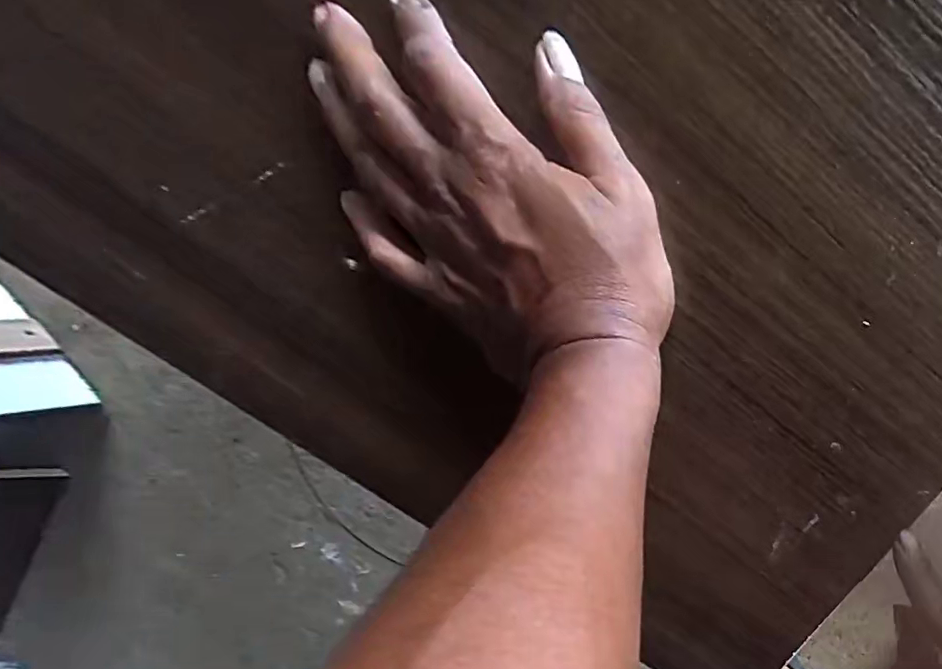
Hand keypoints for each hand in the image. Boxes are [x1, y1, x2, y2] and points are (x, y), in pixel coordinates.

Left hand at [309, 1, 673, 382]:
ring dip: (341, 123)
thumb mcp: (621, 188)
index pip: (439, 72)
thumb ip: (580, 117)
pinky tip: (349, 200)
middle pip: (385, 114)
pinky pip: (387, 253)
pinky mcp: (442, 292)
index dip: (418, 28)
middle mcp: (451, 192)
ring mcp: (439, 245)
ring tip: (320, 82)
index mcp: (495, 158)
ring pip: (373, 173)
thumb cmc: (616, 277)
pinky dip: (363, 224)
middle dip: (352, 60)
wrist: (590, 360)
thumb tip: (551, 53)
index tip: (406, 1)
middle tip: (327, 21)